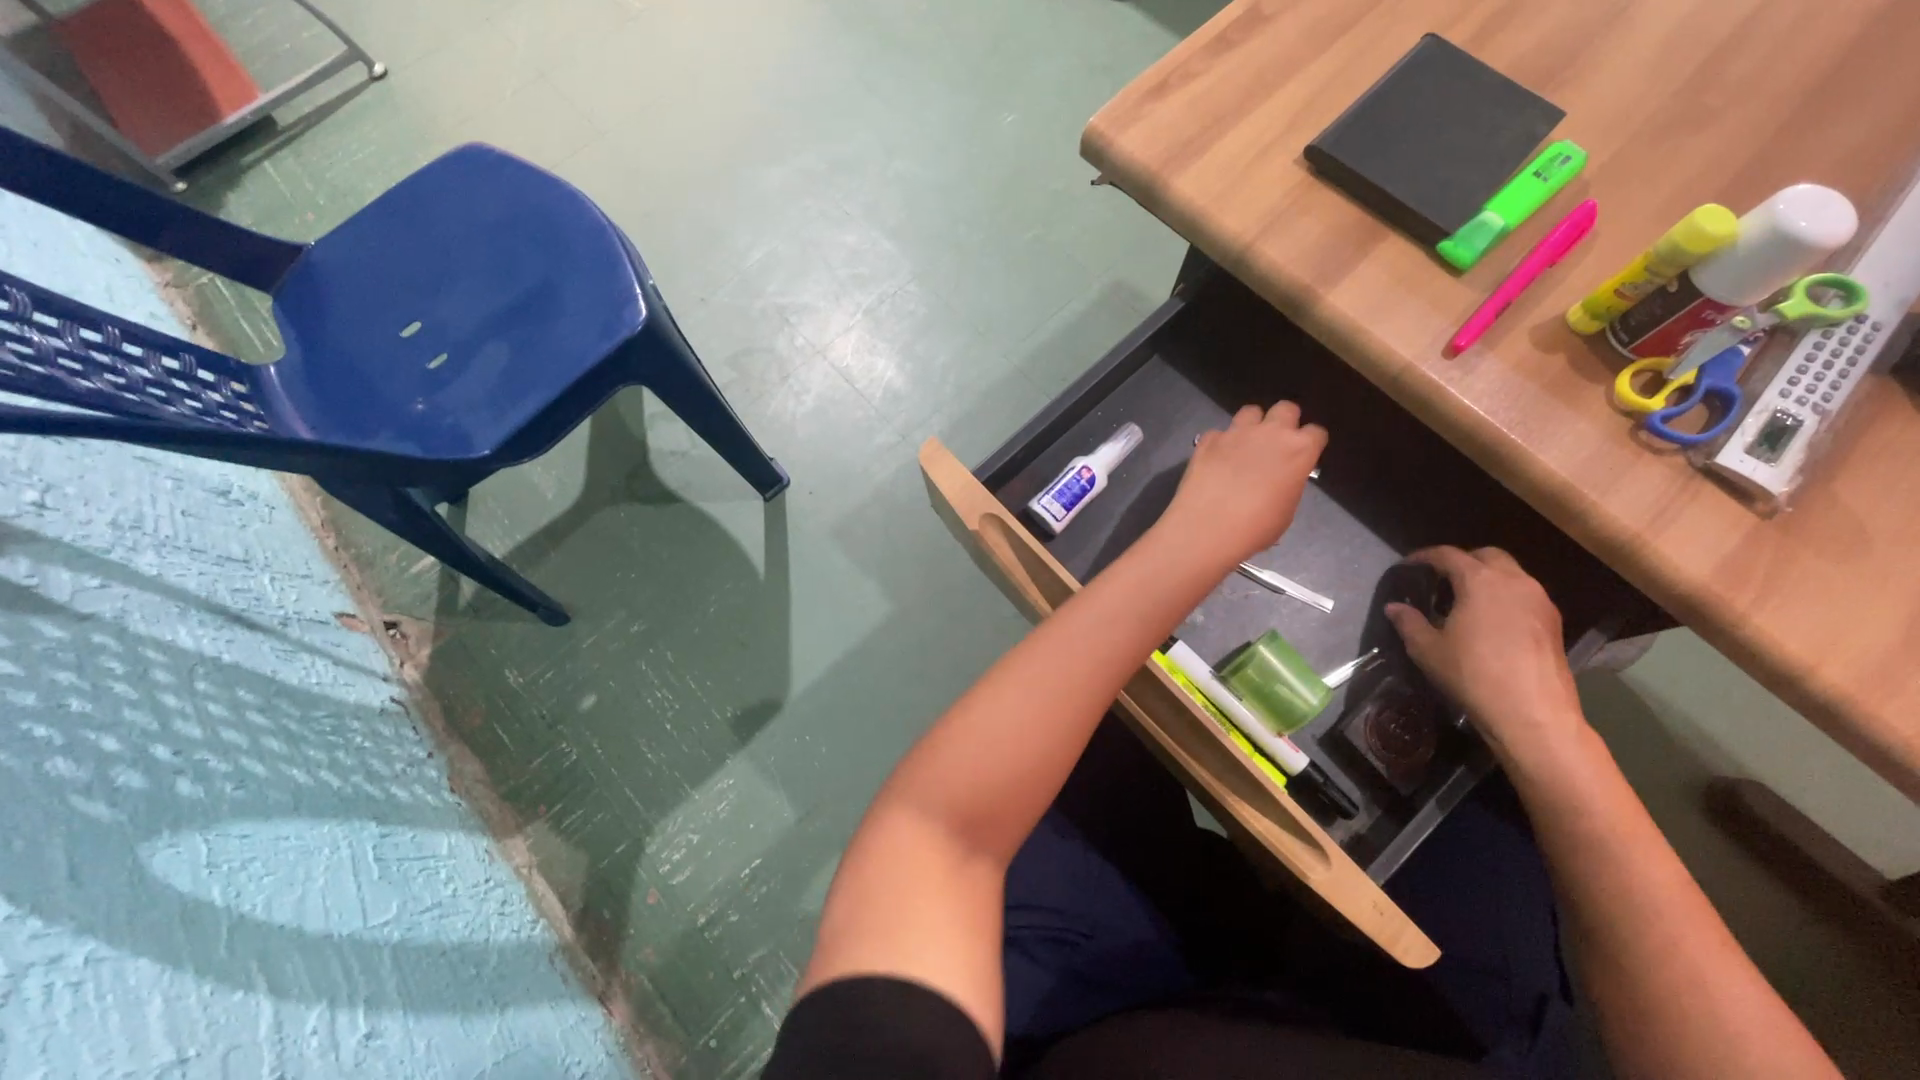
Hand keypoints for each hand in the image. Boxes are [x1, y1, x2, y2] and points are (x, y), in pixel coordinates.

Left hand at [1160, 402, 1325, 567]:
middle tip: (1275, 443)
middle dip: (1284, 421)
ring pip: (1250, 411)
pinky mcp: (1208, 439)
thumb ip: (1288, 482)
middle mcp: (1271, 432)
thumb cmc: (1256, 527)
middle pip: (1286, 408)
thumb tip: (1281, 477)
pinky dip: (1219, 443)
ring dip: (1252, 425)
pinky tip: (1215, 460)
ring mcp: (1237, 432)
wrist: (1208, 528)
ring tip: (1244, 446)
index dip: (1310, 444)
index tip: (1303, 455)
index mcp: (1299, 450)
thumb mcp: (1286, 509)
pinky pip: (1218, 433)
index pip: (1316, 433)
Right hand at [1383, 547, 1591, 772]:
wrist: (1532, 712)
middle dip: (1463, 561)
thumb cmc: (1473, 674)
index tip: (1408, 565)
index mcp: (1480, 580)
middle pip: (1487, 555)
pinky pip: (1525, 596)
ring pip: (1511, 574)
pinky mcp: (1553, 622)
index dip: (1424, 557)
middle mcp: (1514, 581)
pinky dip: (1505, 597)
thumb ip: (1409, 623)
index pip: (1448, 555)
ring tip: (1466, 602)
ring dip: (1487, 579)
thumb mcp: (1428, 650)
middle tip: (1442, 580)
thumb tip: (1394, 607)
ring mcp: (1539, 600)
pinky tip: (1492, 622)